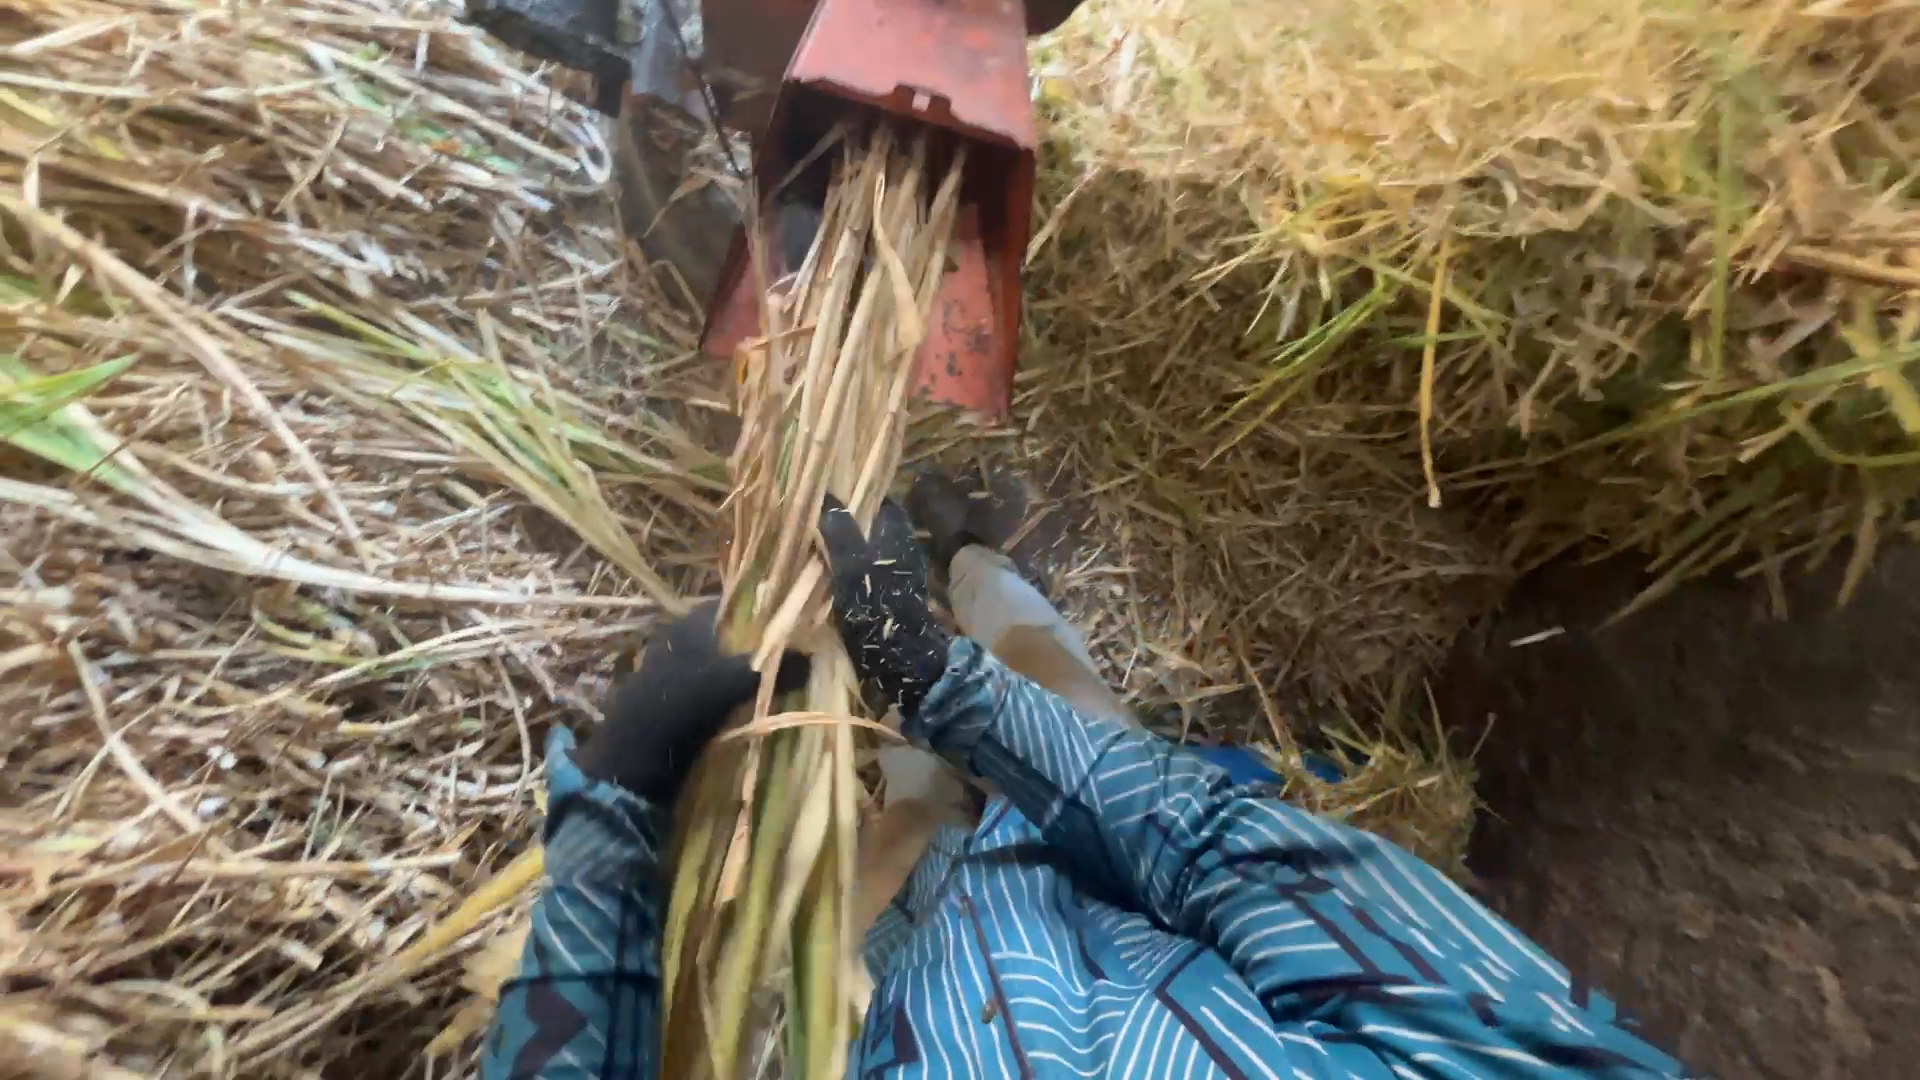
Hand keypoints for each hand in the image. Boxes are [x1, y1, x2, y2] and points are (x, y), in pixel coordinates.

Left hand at [576, 600, 808, 803]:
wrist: (632, 760)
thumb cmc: (682, 707)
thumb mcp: (734, 683)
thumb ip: (774, 668)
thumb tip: (812, 657)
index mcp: (688, 626)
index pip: (727, 605)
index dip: (755, 612)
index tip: (782, 625)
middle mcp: (673, 641)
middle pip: (719, 635)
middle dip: (748, 645)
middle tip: (780, 657)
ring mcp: (664, 673)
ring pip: (708, 663)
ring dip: (732, 673)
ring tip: (764, 686)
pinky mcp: (661, 703)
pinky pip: (698, 690)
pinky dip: (717, 695)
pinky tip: (735, 710)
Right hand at [818, 496, 951, 715]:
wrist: (903, 661)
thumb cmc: (878, 608)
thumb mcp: (852, 566)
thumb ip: (842, 532)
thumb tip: (828, 499)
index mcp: (897, 536)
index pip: (882, 503)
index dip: (861, 498)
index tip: (833, 497)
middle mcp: (903, 551)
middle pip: (877, 528)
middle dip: (852, 525)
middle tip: (819, 526)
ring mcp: (901, 577)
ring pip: (873, 552)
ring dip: (850, 550)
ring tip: (818, 552)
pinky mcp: (895, 600)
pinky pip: (871, 575)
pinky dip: (853, 573)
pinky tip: (832, 581)